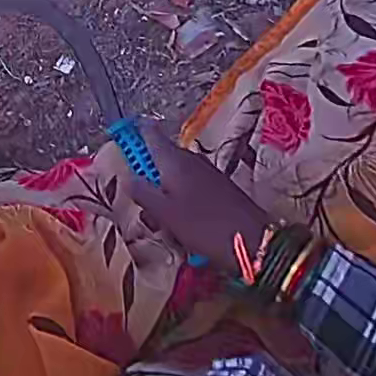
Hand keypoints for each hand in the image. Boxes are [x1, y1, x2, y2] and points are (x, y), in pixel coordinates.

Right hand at [128, 124, 274, 273]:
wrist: (257, 243)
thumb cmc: (205, 226)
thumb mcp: (165, 212)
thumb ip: (142, 191)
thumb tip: (126, 175)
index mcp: (172, 159)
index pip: (148, 132)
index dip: (131, 132)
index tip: (117, 141)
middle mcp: (188, 159)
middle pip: (158, 158)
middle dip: (145, 179)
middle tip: (142, 206)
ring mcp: (204, 172)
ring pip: (172, 176)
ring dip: (162, 196)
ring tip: (164, 226)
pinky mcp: (216, 188)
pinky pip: (187, 187)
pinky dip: (178, 202)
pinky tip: (182, 228)